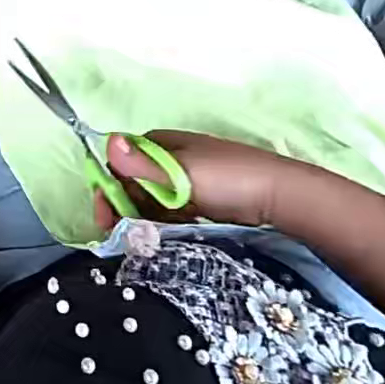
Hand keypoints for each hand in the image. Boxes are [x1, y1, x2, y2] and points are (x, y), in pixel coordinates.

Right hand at [93, 130, 306, 232]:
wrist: (279, 198)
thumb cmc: (228, 179)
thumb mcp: (182, 173)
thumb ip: (143, 164)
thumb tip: (108, 141)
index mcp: (162, 143)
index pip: (120, 163)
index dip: (109, 189)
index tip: (105, 218)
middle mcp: (169, 158)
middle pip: (132, 184)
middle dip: (123, 209)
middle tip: (123, 237)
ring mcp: (184, 180)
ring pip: (149, 201)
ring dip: (141, 220)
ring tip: (141, 242)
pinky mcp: (197, 200)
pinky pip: (168, 212)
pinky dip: (160, 225)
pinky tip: (160, 240)